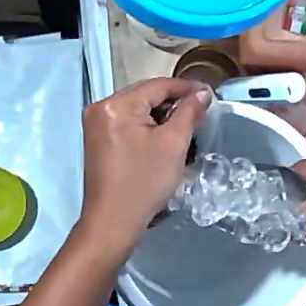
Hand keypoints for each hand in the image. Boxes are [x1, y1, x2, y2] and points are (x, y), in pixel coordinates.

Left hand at [76, 78, 210, 253]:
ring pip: (137, 107)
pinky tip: (164, 135)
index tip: (210, 94)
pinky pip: (128, 120)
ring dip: (161, 113)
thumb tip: (202, 92)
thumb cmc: (145, 182)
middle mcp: (101, 106)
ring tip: (186, 123)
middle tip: (201, 110)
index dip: (186, 87)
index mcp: (117, 105)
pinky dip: (147, 123)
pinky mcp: (97, 137)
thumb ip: (189, 112)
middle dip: (174, 100)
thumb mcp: (174, 144)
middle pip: (145, 93)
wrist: (113, 221)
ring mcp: (96, 122)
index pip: (158, 85)